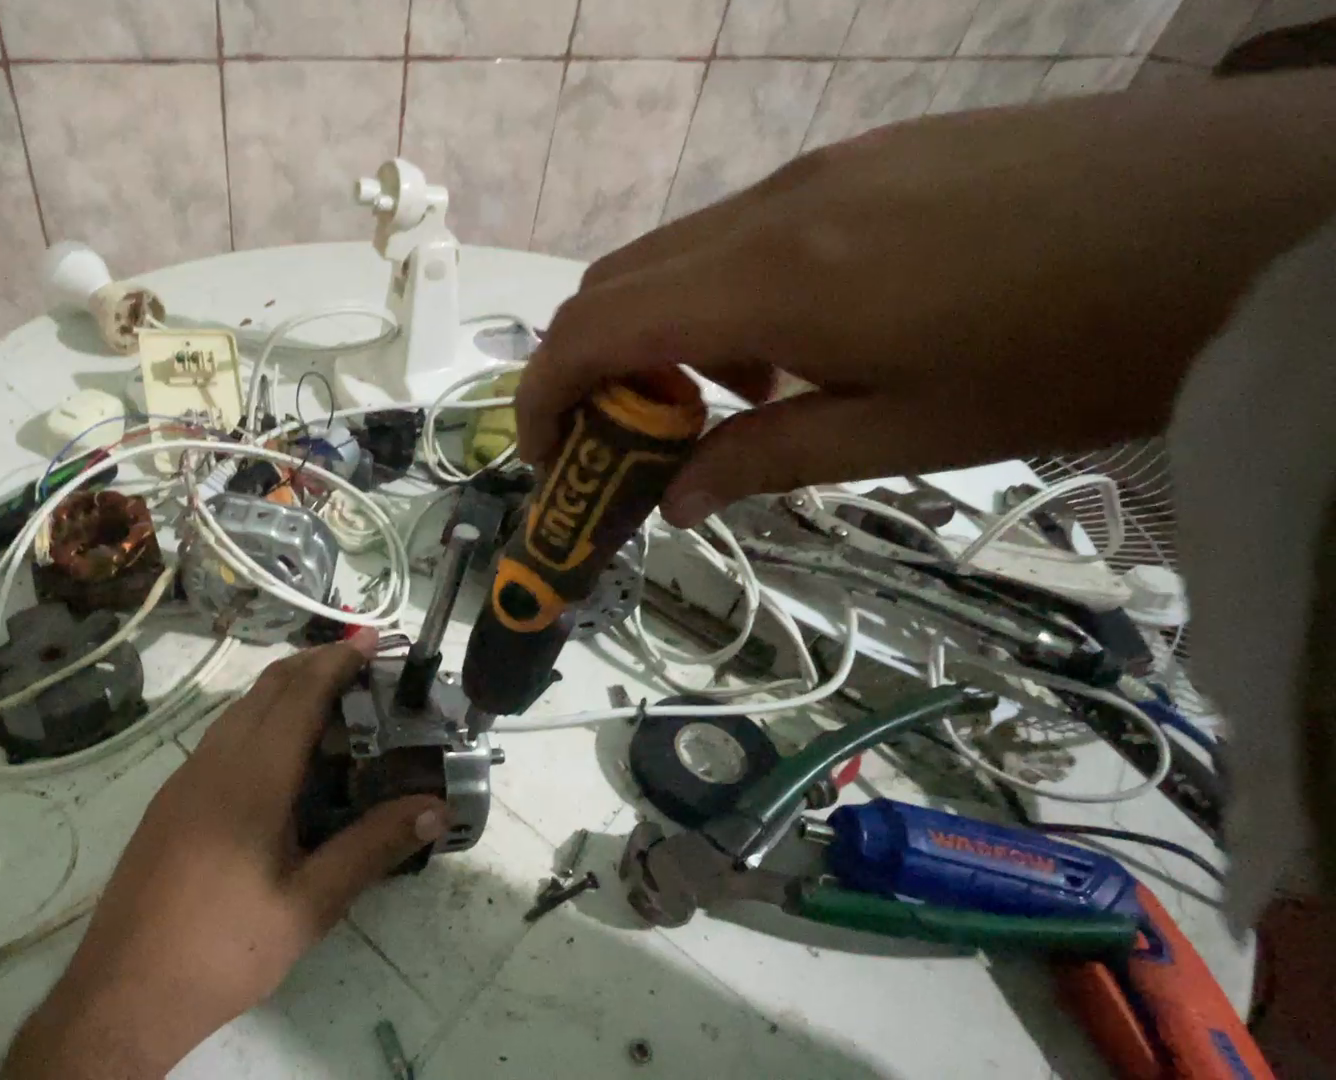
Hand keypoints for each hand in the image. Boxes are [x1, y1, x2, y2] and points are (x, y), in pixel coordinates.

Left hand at [2, 632, 446, 1079]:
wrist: (123, 991)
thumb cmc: (224, 948)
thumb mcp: (309, 905)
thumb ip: (371, 848)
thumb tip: (434, 808)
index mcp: (252, 777)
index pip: (298, 695)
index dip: (336, 662)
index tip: (370, 638)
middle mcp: (214, 762)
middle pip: (265, 690)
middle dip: (313, 664)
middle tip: (360, 660)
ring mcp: (185, 778)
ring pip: (239, 710)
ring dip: (283, 689)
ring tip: (330, 698)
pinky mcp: (172, 800)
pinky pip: (222, 736)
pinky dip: (259, 718)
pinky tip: (280, 754)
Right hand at [517, 70, 1335, 526]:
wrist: (1268, 208)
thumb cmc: (1078, 350)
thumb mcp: (910, 436)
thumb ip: (764, 462)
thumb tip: (673, 502)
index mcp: (772, 282)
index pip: (592, 328)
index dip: (543, 396)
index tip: (549, 458)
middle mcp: (770, 209)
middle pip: (613, 283)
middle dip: (591, 370)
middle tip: (632, 443)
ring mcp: (815, 171)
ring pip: (672, 254)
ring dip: (656, 333)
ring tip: (723, 402)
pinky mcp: (861, 157)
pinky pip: (740, 231)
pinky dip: (717, 296)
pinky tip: (791, 341)